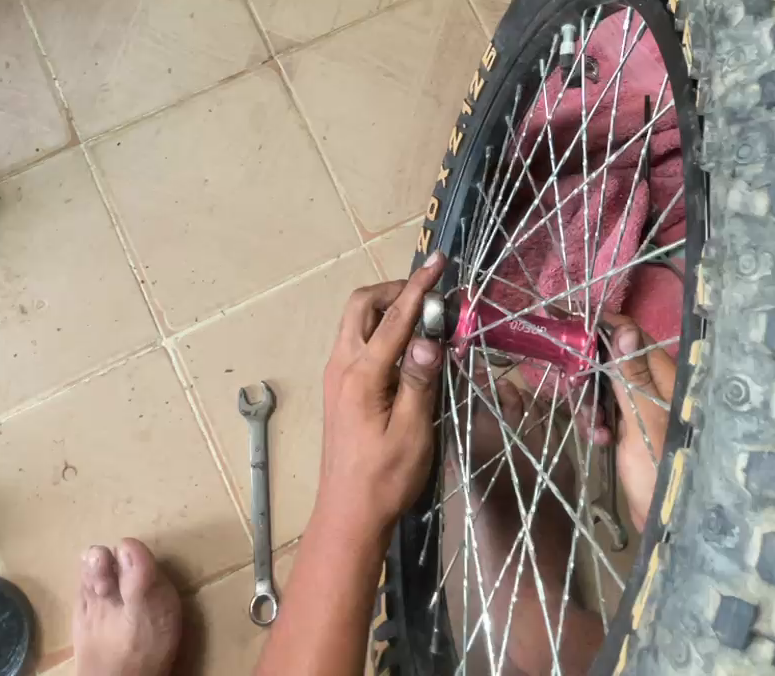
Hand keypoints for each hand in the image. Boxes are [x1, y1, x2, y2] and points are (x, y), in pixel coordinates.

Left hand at [315, 253, 447, 539]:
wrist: (348, 512)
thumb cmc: (385, 478)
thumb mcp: (412, 433)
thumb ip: (420, 382)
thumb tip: (430, 337)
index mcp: (362, 374)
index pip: (395, 317)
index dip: (419, 287)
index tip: (438, 262)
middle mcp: (342, 364)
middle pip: (362, 305)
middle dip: (395, 289)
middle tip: (428, 293)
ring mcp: (336, 374)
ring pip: (355, 319)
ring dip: (385, 307)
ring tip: (420, 314)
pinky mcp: (339, 385)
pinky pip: (355, 339)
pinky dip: (379, 326)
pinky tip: (404, 345)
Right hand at [595, 321, 675, 530]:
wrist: (666, 525)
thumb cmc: (660, 469)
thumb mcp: (643, 419)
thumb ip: (631, 374)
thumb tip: (624, 328)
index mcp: (667, 378)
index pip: (632, 336)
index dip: (601, 330)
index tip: (569, 328)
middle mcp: (658, 387)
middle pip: (614, 361)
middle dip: (590, 375)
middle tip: (576, 390)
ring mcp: (646, 408)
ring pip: (606, 386)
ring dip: (592, 404)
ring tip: (594, 429)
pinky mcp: (635, 428)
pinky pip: (607, 410)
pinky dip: (598, 421)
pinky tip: (598, 440)